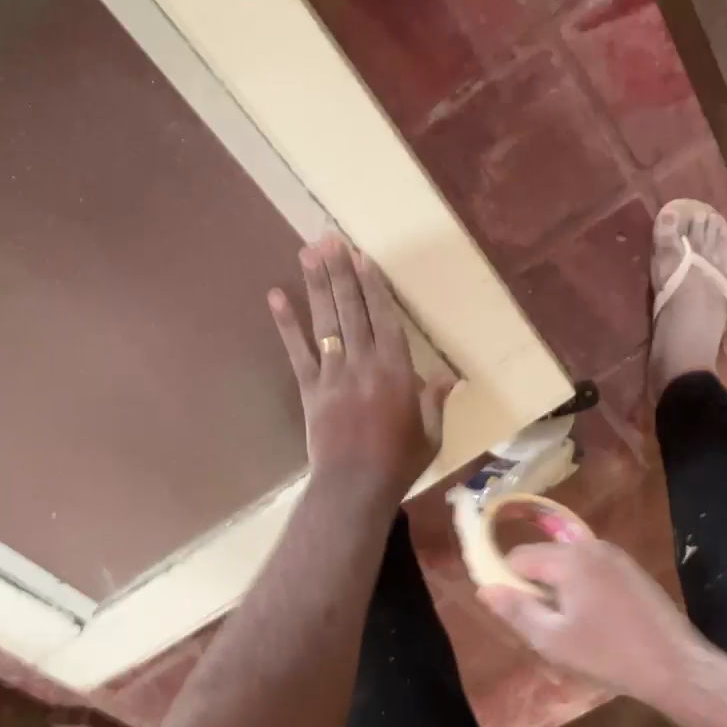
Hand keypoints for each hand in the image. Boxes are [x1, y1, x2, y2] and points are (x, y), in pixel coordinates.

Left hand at [270, 237, 452, 502]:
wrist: (355, 488)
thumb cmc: (399, 463)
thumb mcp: (430, 434)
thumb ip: (435, 402)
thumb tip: (449, 377)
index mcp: (397, 372)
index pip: (384, 319)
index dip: (373, 287)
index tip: (363, 257)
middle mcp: (364, 364)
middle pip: (352, 310)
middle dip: (341, 272)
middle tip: (330, 239)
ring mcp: (333, 375)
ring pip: (325, 322)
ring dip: (316, 285)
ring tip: (308, 252)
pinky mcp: (309, 390)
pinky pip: (297, 352)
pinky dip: (286, 323)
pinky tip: (276, 295)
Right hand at [478, 540, 712, 704]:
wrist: (674, 664)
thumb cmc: (608, 655)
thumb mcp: (552, 639)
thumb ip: (516, 611)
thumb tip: (485, 589)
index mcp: (570, 558)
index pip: (519, 556)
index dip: (508, 582)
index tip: (515, 615)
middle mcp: (593, 546)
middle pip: (546, 558)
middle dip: (537, 588)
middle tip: (545, 629)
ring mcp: (618, 557)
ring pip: (571, 566)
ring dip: (561, 591)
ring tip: (572, 630)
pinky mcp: (635, 572)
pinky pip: (594, 572)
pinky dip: (585, 591)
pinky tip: (597, 626)